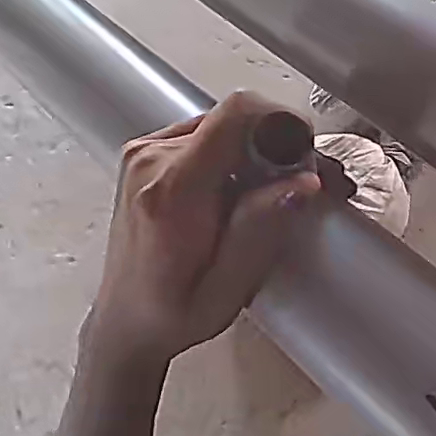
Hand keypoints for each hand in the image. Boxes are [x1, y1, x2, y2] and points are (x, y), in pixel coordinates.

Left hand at [84, 91, 322, 364]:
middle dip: (283, 144)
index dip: (285, 123)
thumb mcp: (227, 288)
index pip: (237, 114)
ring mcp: (149, 153)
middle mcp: (154, 161)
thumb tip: (303, 183)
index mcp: (172, 190)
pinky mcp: (153, 155)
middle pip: (239, 117)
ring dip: (265, 149)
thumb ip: (263, 229)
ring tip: (285, 190)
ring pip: (229, 123)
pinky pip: (213, 134)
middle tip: (309, 183)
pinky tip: (253, 188)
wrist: (126, 321)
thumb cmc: (171, 313)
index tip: (308, 157)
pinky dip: (242, 153)